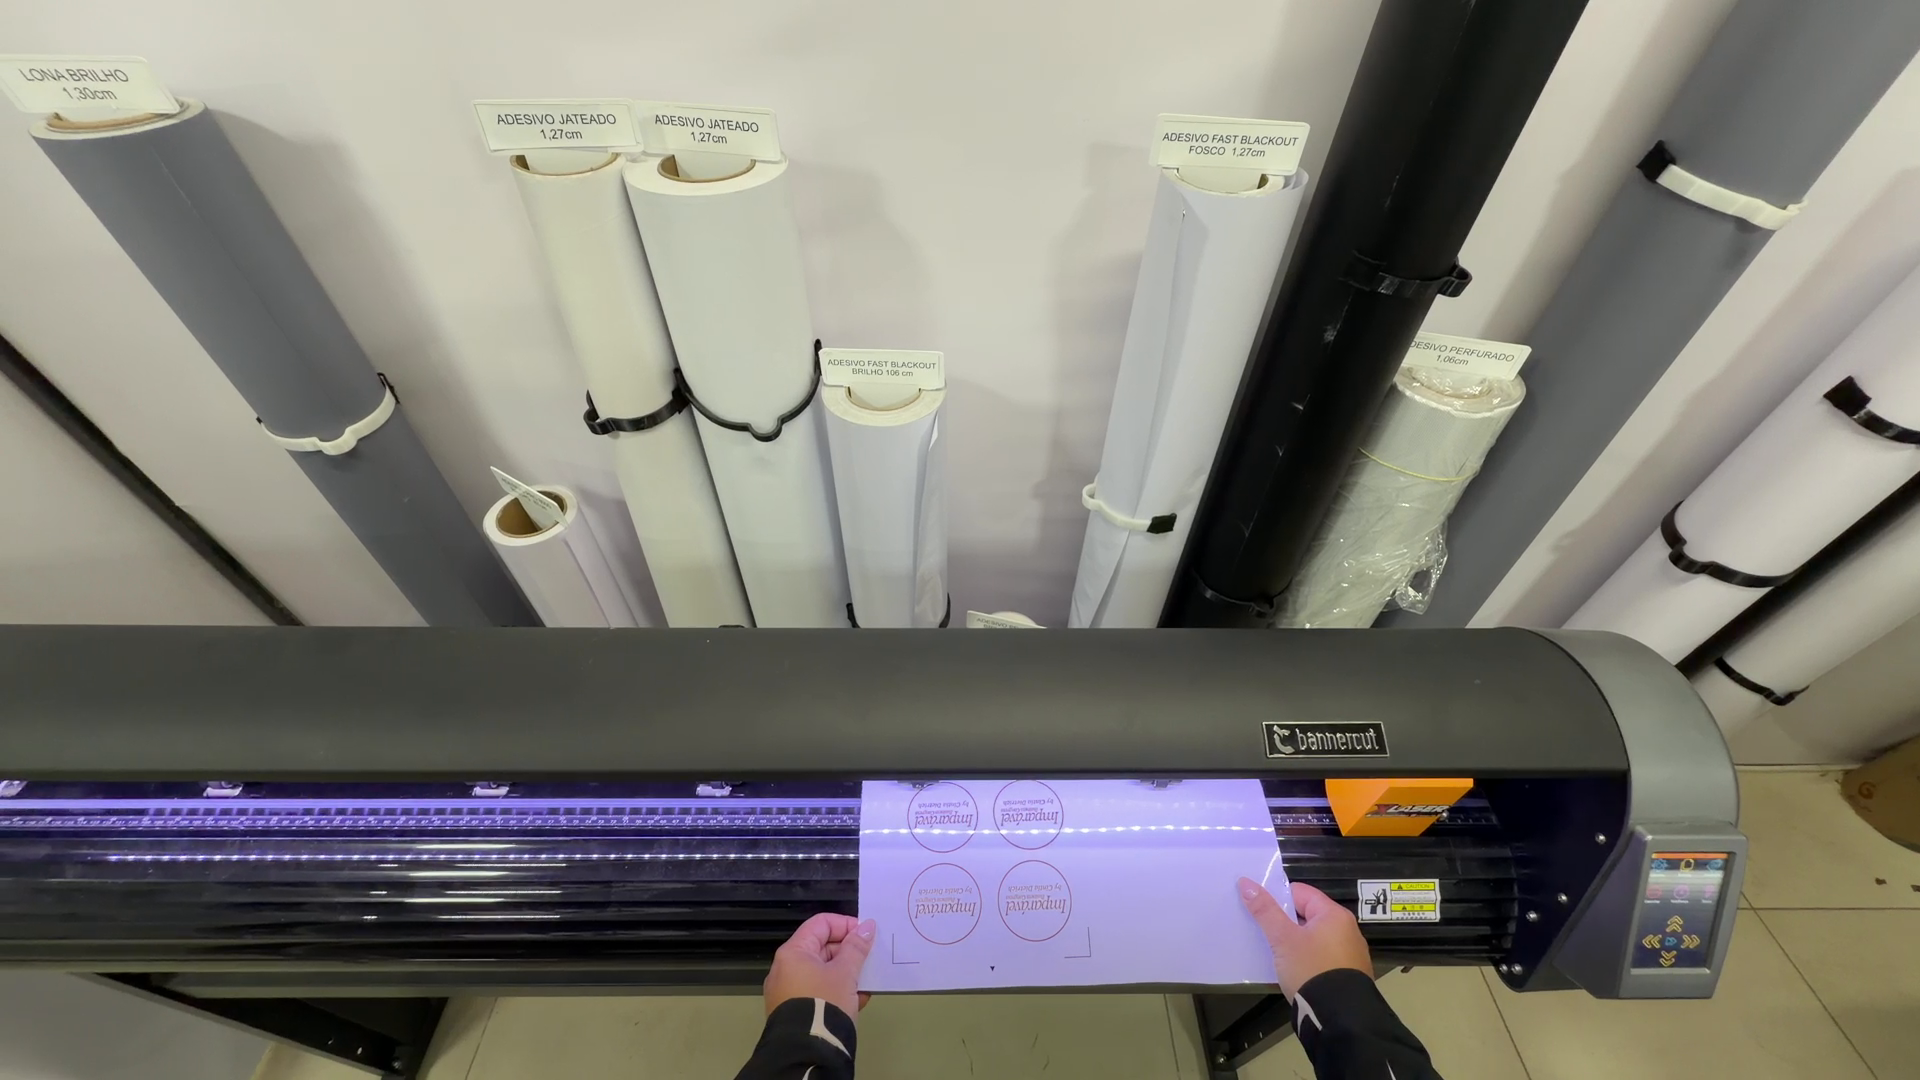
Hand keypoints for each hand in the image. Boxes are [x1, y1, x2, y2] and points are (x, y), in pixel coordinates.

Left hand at [764, 913, 876, 1019]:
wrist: (808, 1055)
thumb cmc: (824, 1004)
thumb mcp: (846, 973)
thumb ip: (857, 947)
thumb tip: (867, 926)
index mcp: (793, 953)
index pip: (821, 924)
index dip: (845, 924)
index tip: (865, 934)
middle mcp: (785, 969)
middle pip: (821, 947)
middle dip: (848, 952)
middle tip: (868, 959)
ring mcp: (787, 992)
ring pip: (822, 971)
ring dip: (845, 973)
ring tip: (865, 982)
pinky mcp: (794, 1011)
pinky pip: (817, 991)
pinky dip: (836, 991)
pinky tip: (856, 1000)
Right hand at [1238, 878, 1371, 996]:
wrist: (1341, 1022)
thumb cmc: (1312, 970)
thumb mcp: (1282, 938)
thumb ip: (1264, 910)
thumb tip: (1246, 883)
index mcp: (1335, 915)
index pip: (1299, 893)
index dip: (1277, 897)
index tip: (1259, 909)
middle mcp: (1347, 931)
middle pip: (1306, 914)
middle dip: (1283, 921)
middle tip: (1262, 928)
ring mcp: (1350, 955)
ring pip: (1312, 938)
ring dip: (1294, 941)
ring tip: (1273, 949)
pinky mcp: (1348, 976)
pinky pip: (1320, 956)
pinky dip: (1305, 958)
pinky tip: (1291, 968)